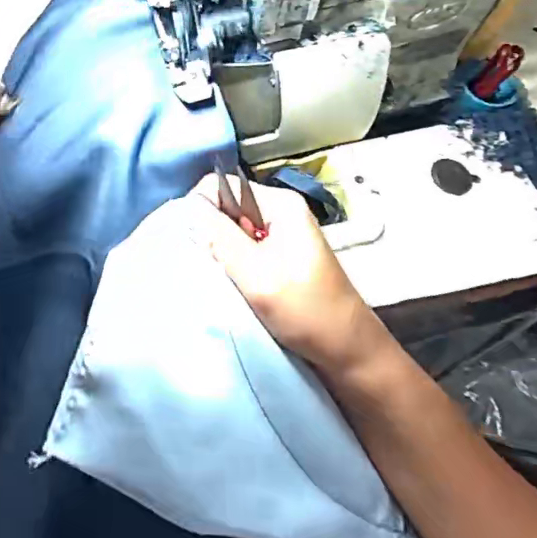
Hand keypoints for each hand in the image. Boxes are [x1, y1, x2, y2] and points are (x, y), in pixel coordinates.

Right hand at [184, 175, 394, 377]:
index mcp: (280, 204)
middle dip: (211, 232)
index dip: (201, 207)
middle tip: (206, 265)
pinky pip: (245, 249)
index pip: (224, 185)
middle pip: (228, 207)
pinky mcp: (282, 257)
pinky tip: (233, 286)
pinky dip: (234, 265)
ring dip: (222, 252)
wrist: (348, 352)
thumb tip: (188, 206)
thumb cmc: (305, 311)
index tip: (192, 241)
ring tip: (219, 278)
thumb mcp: (256, 273)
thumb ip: (220, 236)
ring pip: (234, 230)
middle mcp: (282, 212)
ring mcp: (283, 235)